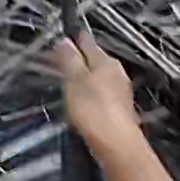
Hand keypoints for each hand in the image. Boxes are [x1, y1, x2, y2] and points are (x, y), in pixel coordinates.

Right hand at [53, 32, 140, 152]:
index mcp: (105, 62)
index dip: (74, 39)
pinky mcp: (119, 106)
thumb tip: (64, 40)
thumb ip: (70, 60)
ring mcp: (120, 89)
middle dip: (78, 57)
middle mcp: (116, 72)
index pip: (88, 42)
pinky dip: (90, 88)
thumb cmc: (92, 109)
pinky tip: (82, 97)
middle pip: (94, 58)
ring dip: (84, 74)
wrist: (116, 143)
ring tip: (67, 77)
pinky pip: (101, 89)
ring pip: (98, 74)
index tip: (63, 37)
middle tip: (59, 58)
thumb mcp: (74, 81)